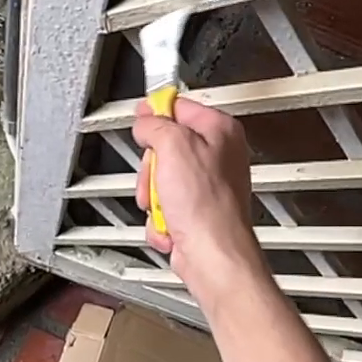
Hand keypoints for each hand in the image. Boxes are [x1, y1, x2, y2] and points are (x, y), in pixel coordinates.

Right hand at [133, 97, 263, 296]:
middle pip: (164, 147)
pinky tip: (171, 223)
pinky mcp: (194, 211)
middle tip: (157, 177)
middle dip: (151, 168)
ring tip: (165, 205)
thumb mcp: (173, 147)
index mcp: (220, 131)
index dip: (156, 110)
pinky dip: (160, 218)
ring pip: (159, 180)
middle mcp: (217, 157)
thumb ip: (156, 125)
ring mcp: (205, 186)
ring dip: (152, 196)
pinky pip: (163, 206)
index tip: (142, 115)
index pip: (180, 107)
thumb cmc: (207, 207)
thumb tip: (146, 121)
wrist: (212, 254)